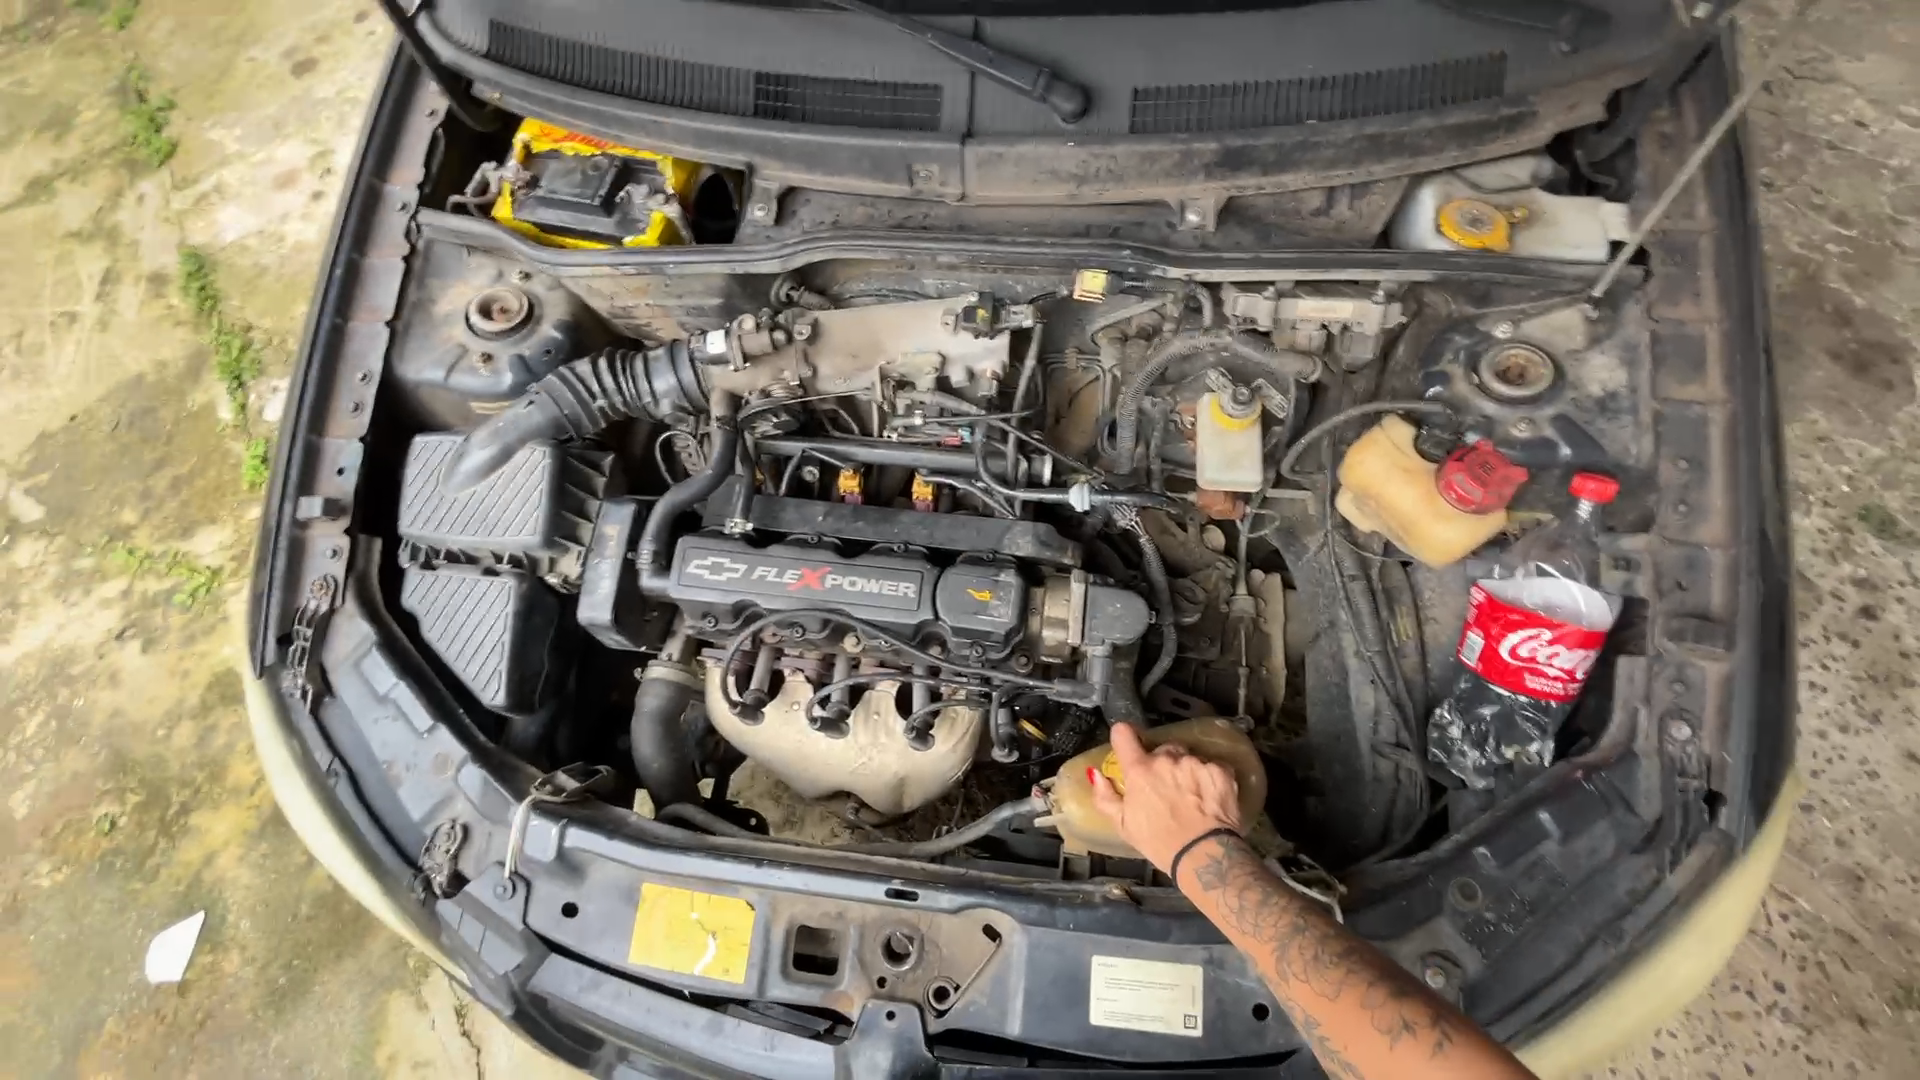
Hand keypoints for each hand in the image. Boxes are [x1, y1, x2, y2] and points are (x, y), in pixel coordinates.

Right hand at [1088, 722, 1242, 873]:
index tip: (1129, 745)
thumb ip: (1104, 796)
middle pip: (1162, 748)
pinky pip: (1212, 765)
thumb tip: (1096, 774)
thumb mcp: (1123, 825)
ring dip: (1187, 770)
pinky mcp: (1220, 770)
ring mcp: (1195, 762)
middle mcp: (1167, 758)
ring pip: (1188, 757)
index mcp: (1140, 769)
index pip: (1123, 733)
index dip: (1124, 737)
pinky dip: (1210, 778)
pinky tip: (1209, 797)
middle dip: (1163, 763)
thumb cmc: (1159, 842)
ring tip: (1191, 796)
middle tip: (1167, 787)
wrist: (1205, 856)